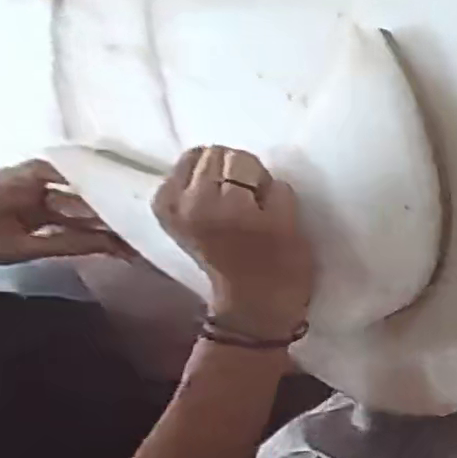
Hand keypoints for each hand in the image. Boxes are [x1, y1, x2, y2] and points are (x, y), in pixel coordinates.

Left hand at [0, 160, 127, 262]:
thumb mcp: (17, 247)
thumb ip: (66, 244)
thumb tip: (113, 245)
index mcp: (13, 183)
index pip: (59, 170)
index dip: (92, 177)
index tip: (122, 188)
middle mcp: (25, 182)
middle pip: (75, 190)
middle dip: (107, 206)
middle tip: (140, 222)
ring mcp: (29, 192)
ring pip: (75, 202)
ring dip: (102, 218)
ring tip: (132, 234)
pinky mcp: (33, 204)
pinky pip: (67, 211)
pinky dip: (90, 223)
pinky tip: (112, 236)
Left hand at [154, 145, 314, 340]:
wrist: (255, 303)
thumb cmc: (284, 267)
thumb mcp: (292, 225)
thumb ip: (276, 192)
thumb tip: (259, 177)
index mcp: (231, 207)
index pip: (244, 161)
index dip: (261, 178)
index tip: (266, 201)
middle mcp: (193, 201)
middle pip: (216, 154)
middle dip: (236, 171)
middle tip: (250, 199)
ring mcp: (173, 206)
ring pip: (194, 159)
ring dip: (214, 173)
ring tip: (229, 199)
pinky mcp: (164, 211)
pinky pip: (177, 175)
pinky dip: (194, 181)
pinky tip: (208, 202)